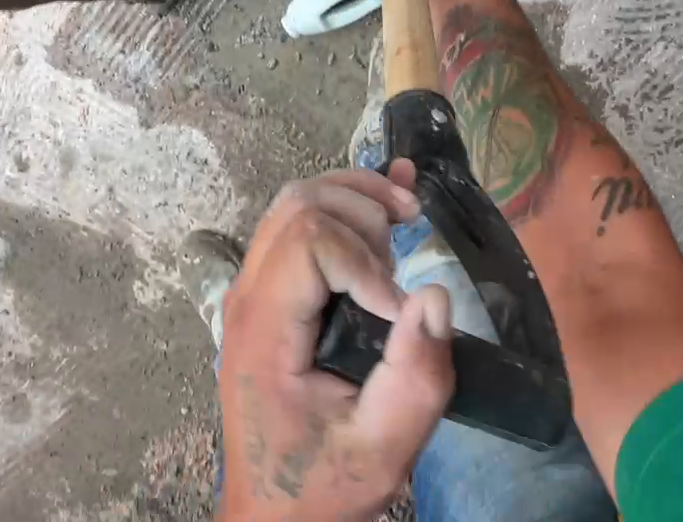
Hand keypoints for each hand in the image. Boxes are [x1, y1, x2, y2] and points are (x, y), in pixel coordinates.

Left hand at [219, 164, 454, 520]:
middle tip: (405, 250)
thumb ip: (414, 380)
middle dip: (364, 214)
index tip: (398, 312)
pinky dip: (347, 201)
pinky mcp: (271, 287)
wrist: (275, 512)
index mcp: (264, 330)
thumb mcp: (380, 452)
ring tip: (405, 220)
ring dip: (358, 199)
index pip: (309, 242)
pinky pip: (300, 220)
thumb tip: (434, 295)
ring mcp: (254, 286)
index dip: (366, 263)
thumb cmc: (322, 484)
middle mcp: (248, 294)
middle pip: (301, 204)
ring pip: (299, 199)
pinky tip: (393, 193)